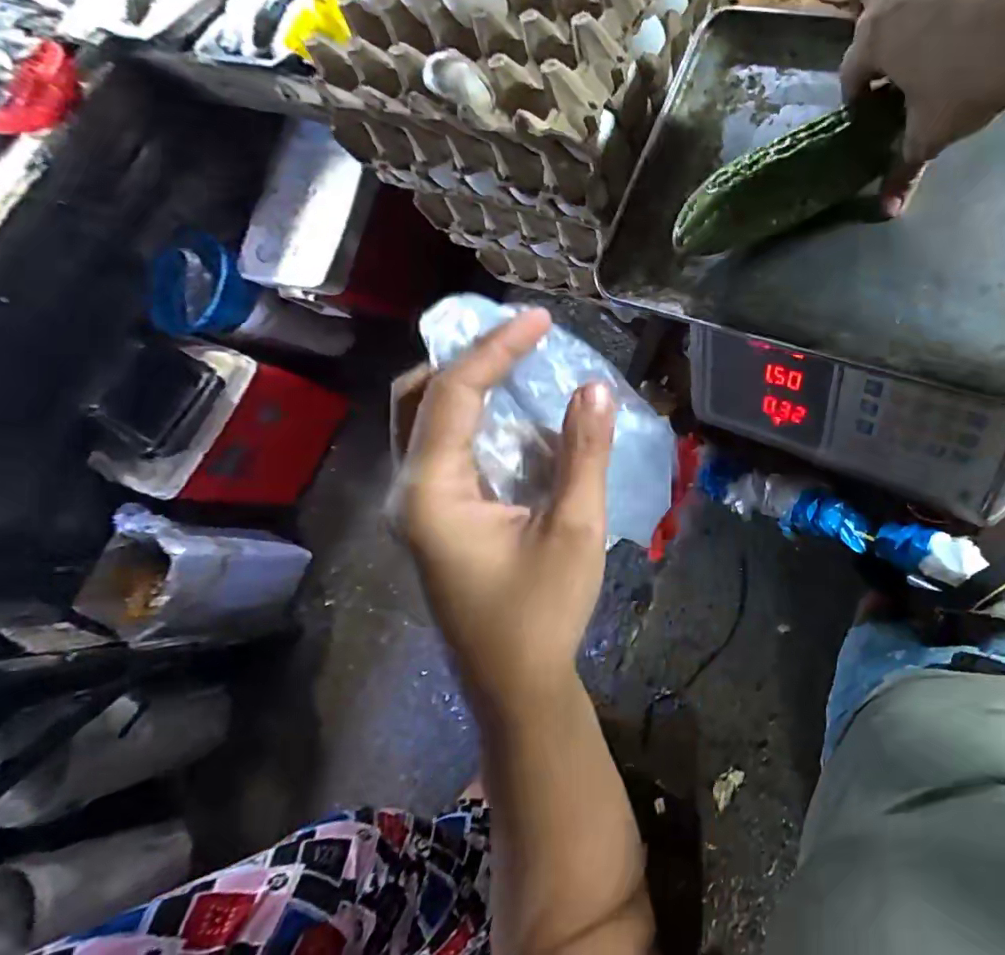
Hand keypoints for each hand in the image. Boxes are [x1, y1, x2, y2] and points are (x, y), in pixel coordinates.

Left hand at [395, 308, 613, 694]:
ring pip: (428, 423)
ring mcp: (419, 507)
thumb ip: (583, 454)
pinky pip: (448, 450)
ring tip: (522, 361)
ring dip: (471, 386)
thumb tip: (595, 388)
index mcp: (430, 493)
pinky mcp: (438, 519)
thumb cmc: (543, 611)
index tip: (542, 320)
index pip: (454, 395)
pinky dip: (478, 420)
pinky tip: (519, 417)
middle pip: (419, 399)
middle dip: (469, 358)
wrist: (515, 683)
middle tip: (522, 337)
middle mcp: (410, 492)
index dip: (498, 349)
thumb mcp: (575, 529)